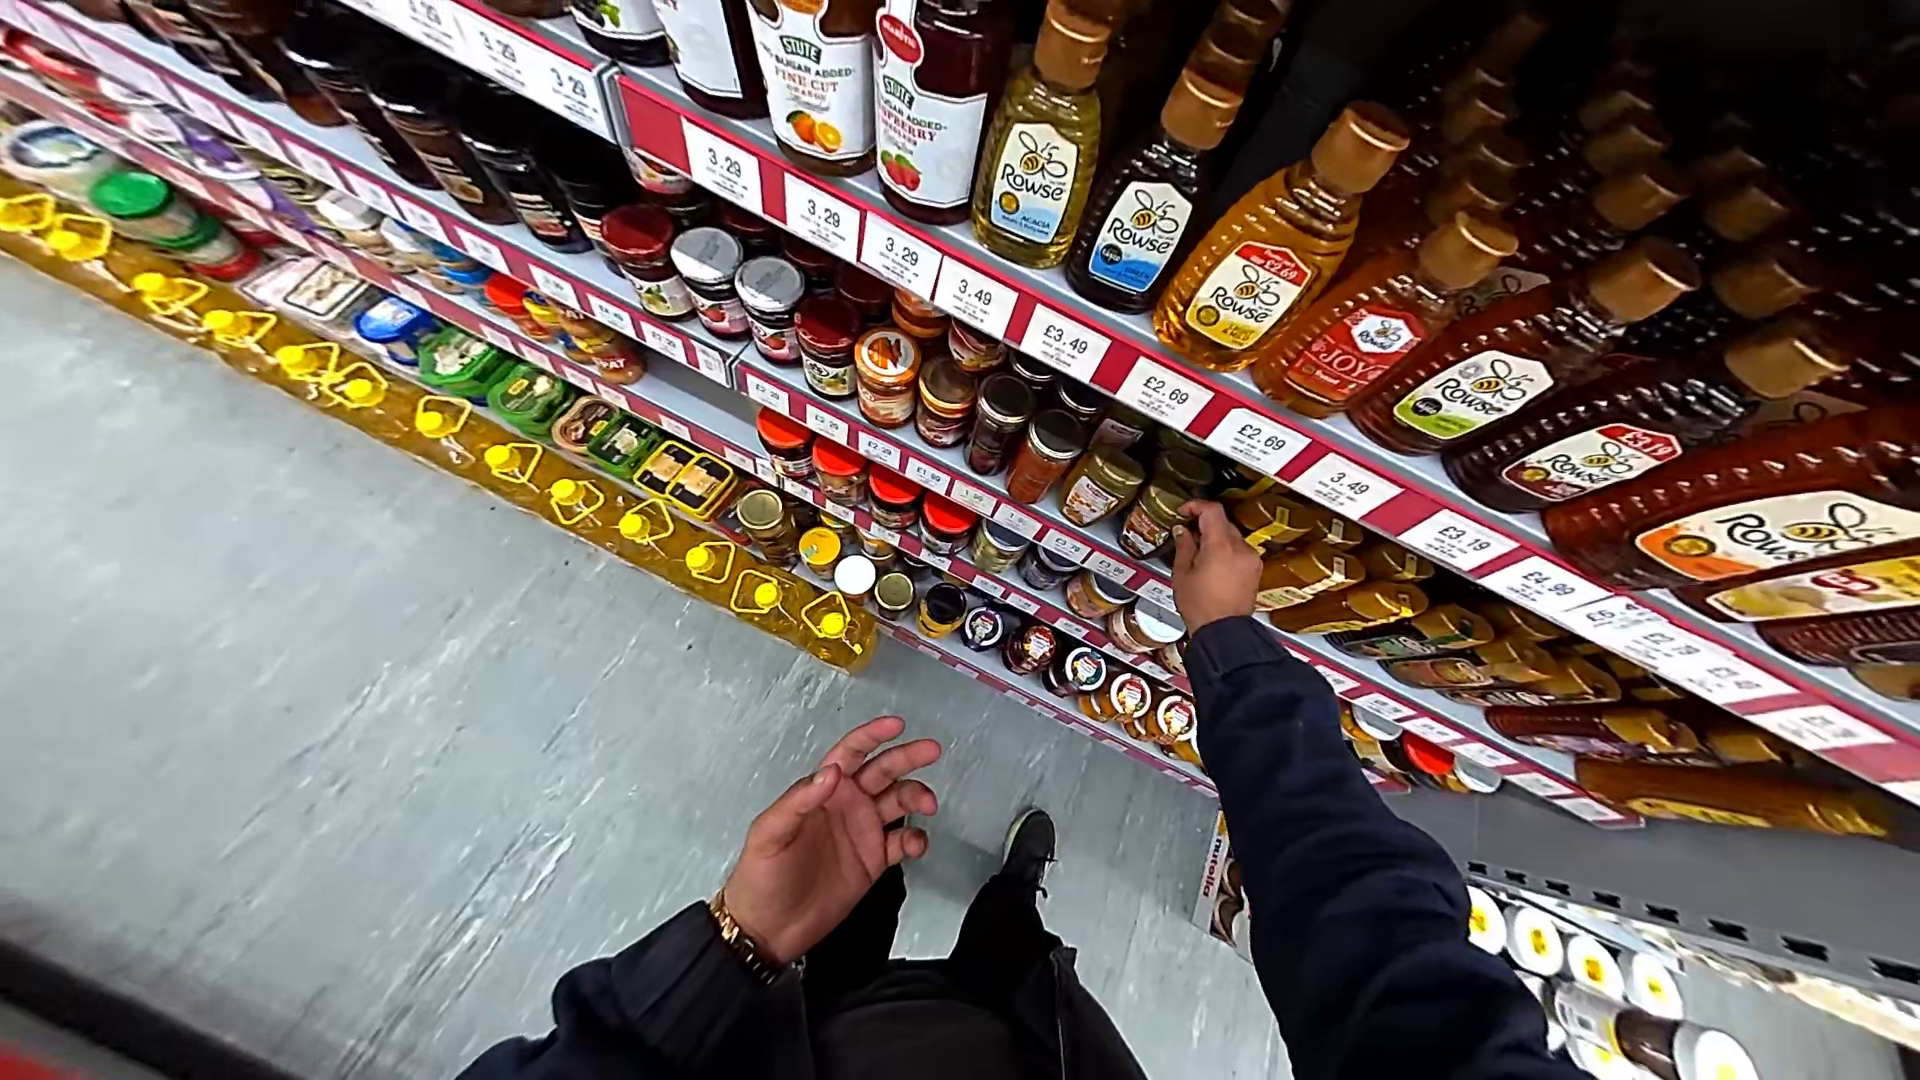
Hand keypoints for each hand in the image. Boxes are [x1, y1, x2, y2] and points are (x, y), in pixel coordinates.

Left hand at [721, 716, 940, 964]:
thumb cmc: (761, 876)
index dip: (873, 735)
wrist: (768, 931)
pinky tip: (917, 845)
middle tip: (932, 750)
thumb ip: (800, 799)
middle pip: (884, 770)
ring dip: (916, 796)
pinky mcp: (873, 860)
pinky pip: (902, 842)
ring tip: (928, 805)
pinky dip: (916, 839)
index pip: (851, 753)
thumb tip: (833, 772)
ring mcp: (863, 831)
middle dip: (909, 757)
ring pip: (899, 801)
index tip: (896, 725)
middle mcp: (847, 804)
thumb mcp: (770, 833)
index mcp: (824, 791)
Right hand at [1172, 500, 1261, 630]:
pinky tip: (1211, 563)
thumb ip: (1184, 546)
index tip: (1184, 511)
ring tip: (1197, 550)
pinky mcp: (1254, 570)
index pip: (1212, 511)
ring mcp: (1250, 559)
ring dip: (1215, 537)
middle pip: (1223, 522)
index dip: (1196, 506)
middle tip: (1186, 531)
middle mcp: (1240, 549)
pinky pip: (1239, 550)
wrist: (1223, 630)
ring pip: (1232, 536)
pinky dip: (1225, 549)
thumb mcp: (1182, 573)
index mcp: (1221, 546)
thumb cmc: (1201, 606)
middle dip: (1204, 523)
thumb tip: (1182, 531)